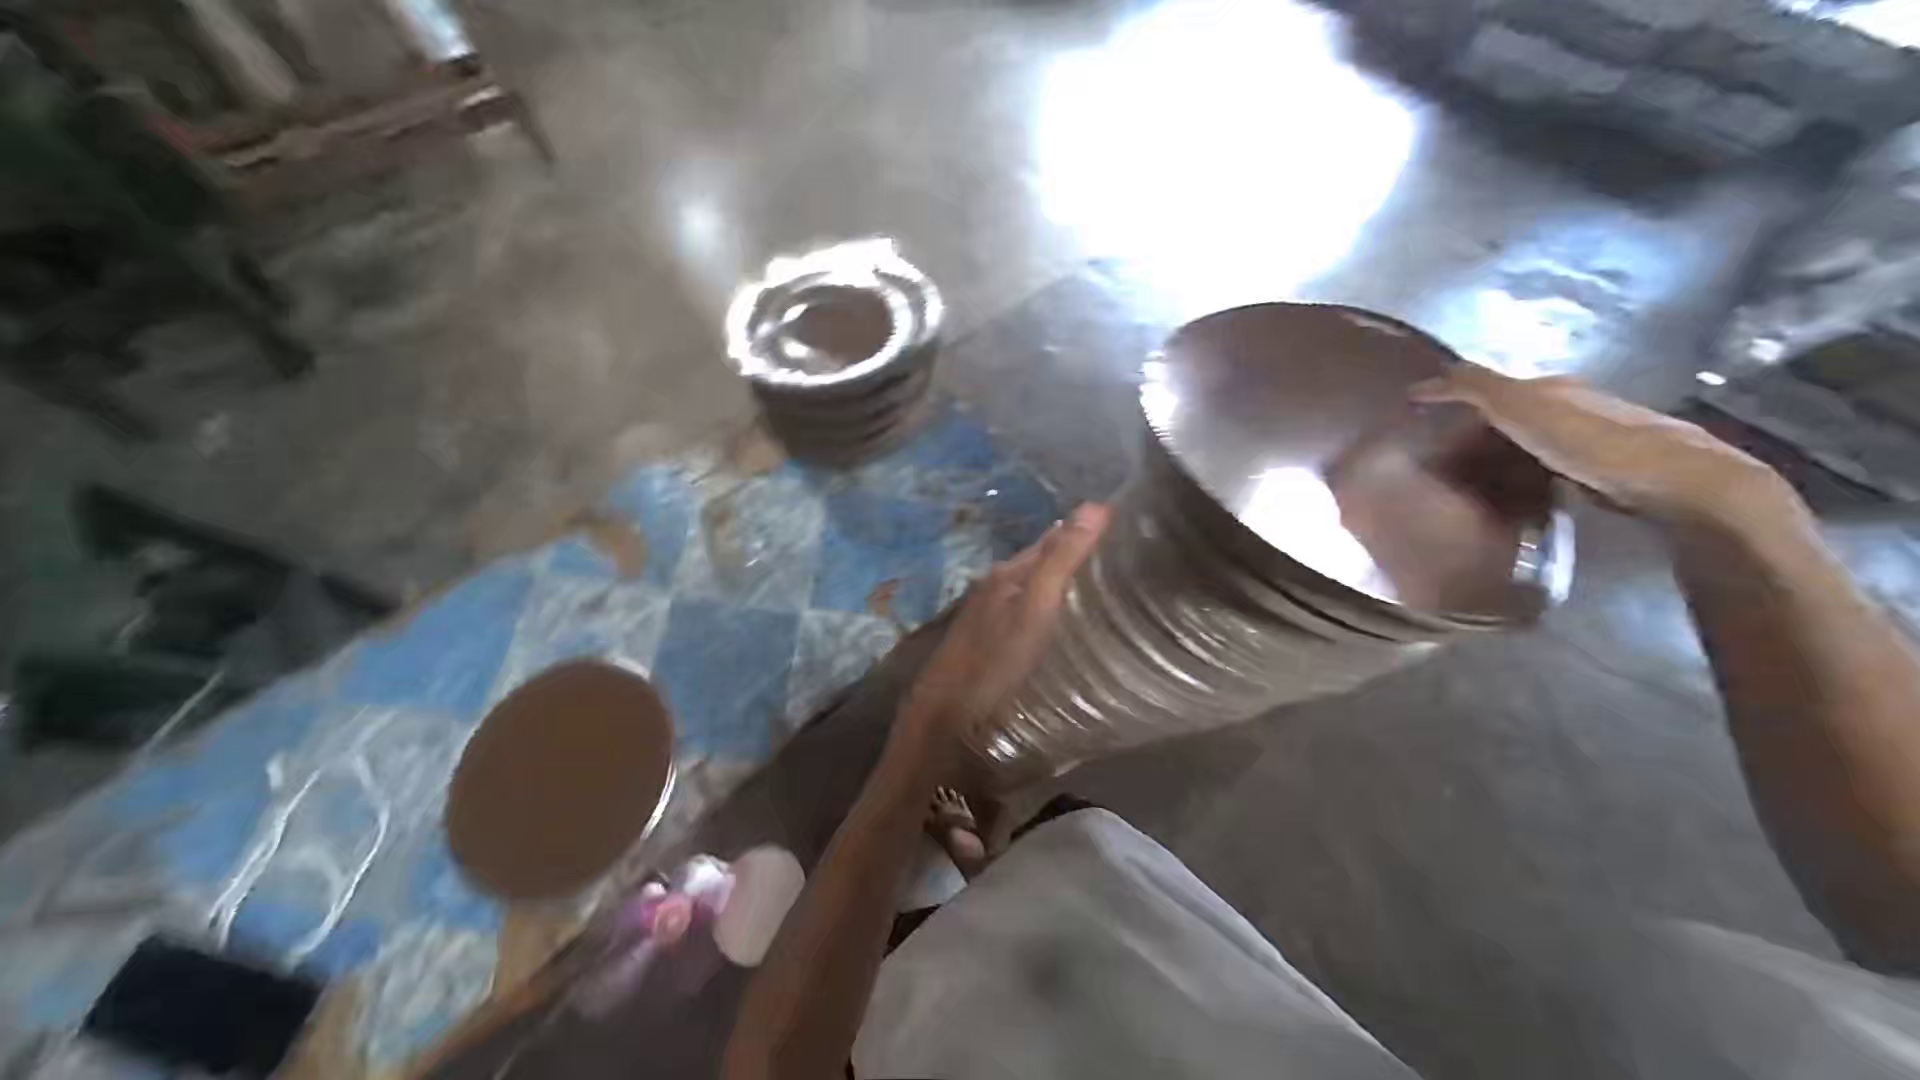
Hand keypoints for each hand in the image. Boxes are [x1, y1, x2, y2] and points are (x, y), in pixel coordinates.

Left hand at [899, 503, 1111, 746]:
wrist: (947, 715)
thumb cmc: (995, 658)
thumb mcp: (1035, 606)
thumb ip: (1061, 559)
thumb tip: (1096, 506)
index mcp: (1008, 573)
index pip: (1053, 537)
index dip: (1085, 529)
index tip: (1127, 525)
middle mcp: (997, 588)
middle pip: (1043, 562)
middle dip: (1078, 555)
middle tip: (1127, 558)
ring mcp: (991, 618)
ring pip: (1036, 589)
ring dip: (1065, 584)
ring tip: (1108, 588)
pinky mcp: (993, 646)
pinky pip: (1031, 615)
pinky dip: (1053, 611)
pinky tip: (1069, 625)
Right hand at [1412, 367, 1790, 528]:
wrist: (1678, 482)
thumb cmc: (1592, 442)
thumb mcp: (1523, 407)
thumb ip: (1476, 388)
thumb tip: (1423, 381)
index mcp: (1554, 387)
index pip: (1492, 388)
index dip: (1455, 401)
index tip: (1423, 420)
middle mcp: (1577, 404)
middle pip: (1513, 414)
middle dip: (1475, 429)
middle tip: (1439, 456)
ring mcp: (1597, 437)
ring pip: (1532, 441)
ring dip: (1499, 454)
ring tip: (1469, 478)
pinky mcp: (1608, 470)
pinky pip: (1548, 466)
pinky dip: (1523, 473)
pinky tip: (1514, 491)